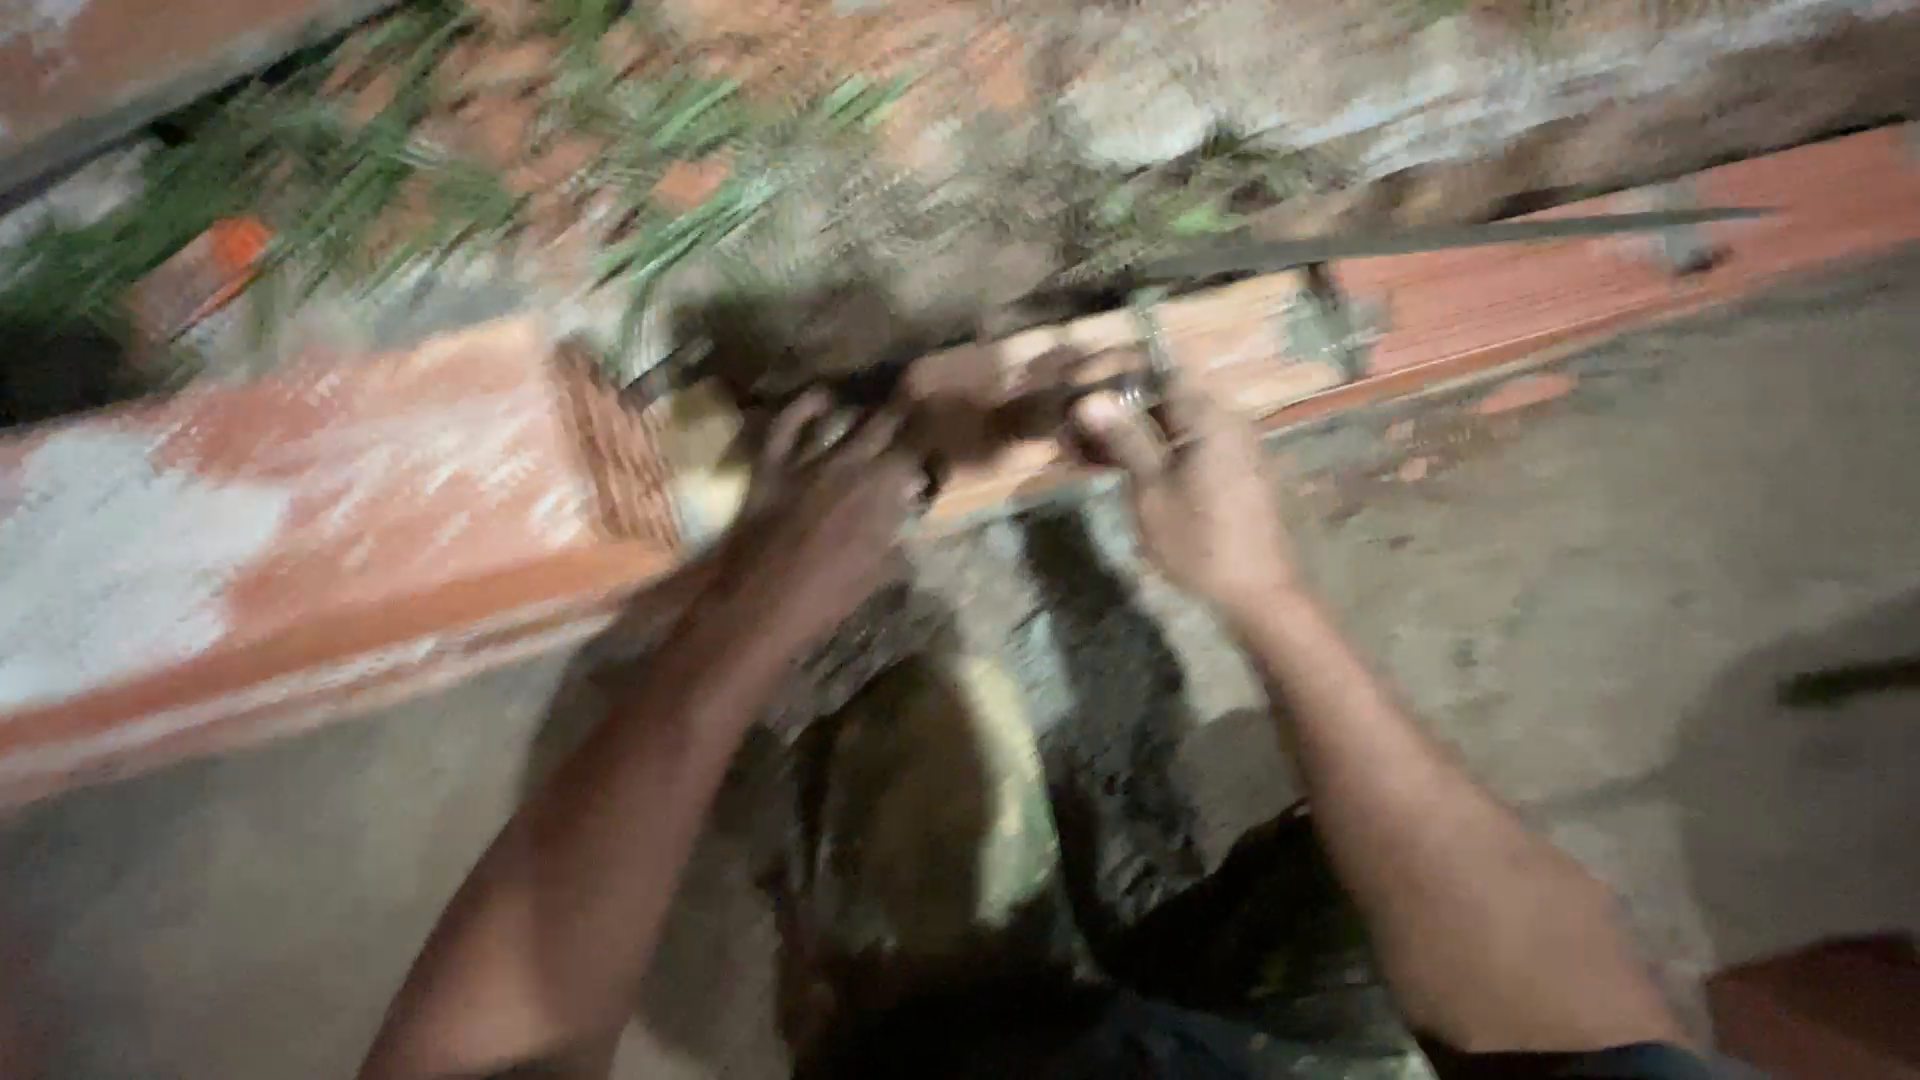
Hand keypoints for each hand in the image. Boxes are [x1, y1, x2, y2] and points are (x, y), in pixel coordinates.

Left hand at [696, 390, 922, 663]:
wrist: (761, 607)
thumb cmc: (826, 600)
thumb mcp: (876, 577)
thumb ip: (896, 550)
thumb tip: (908, 538)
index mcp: (882, 496)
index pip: (915, 454)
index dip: (928, 446)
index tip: (932, 446)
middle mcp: (852, 468)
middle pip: (885, 425)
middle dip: (903, 414)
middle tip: (914, 405)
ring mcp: (809, 463)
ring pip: (843, 419)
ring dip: (862, 411)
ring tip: (875, 404)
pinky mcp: (772, 466)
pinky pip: (787, 424)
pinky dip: (804, 406)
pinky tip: (821, 398)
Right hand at [1071, 381, 1296, 620]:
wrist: (1258, 592)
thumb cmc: (1200, 542)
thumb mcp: (1151, 491)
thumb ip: (1124, 439)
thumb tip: (1089, 399)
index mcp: (1208, 415)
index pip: (1158, 365)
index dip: (1113, 368)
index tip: (1076, 384)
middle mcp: (1224, 419)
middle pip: (1162, 391)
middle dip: (1114, 401)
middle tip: (1072, 425)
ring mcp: (1229, 444)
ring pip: (1169, 419)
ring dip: (1127, 427)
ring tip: (1083, 449)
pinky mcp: (1228, 469)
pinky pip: (1182, 441)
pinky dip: (1148, 447)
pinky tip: (1115, 466)